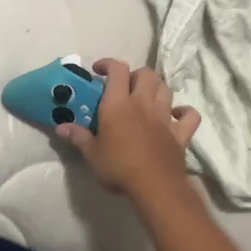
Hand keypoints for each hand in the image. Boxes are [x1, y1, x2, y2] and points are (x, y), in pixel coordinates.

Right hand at [58, 59, 200, 199]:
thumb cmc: (118, 167)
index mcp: (118, 104)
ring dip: (157, 88)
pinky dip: (184, 111)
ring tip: (146, 97)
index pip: (117, 69)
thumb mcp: (91, 153)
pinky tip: (176, 115)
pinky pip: (190, 115)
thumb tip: (60, 127)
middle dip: (135, 74)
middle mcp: (143, 104)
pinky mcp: (181, 133)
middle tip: (125, 86)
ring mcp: (165, 117)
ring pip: (166, 89)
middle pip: (146, 74)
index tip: (98, 71)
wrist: (155, 187)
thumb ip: (78, 136)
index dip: (108, 64)